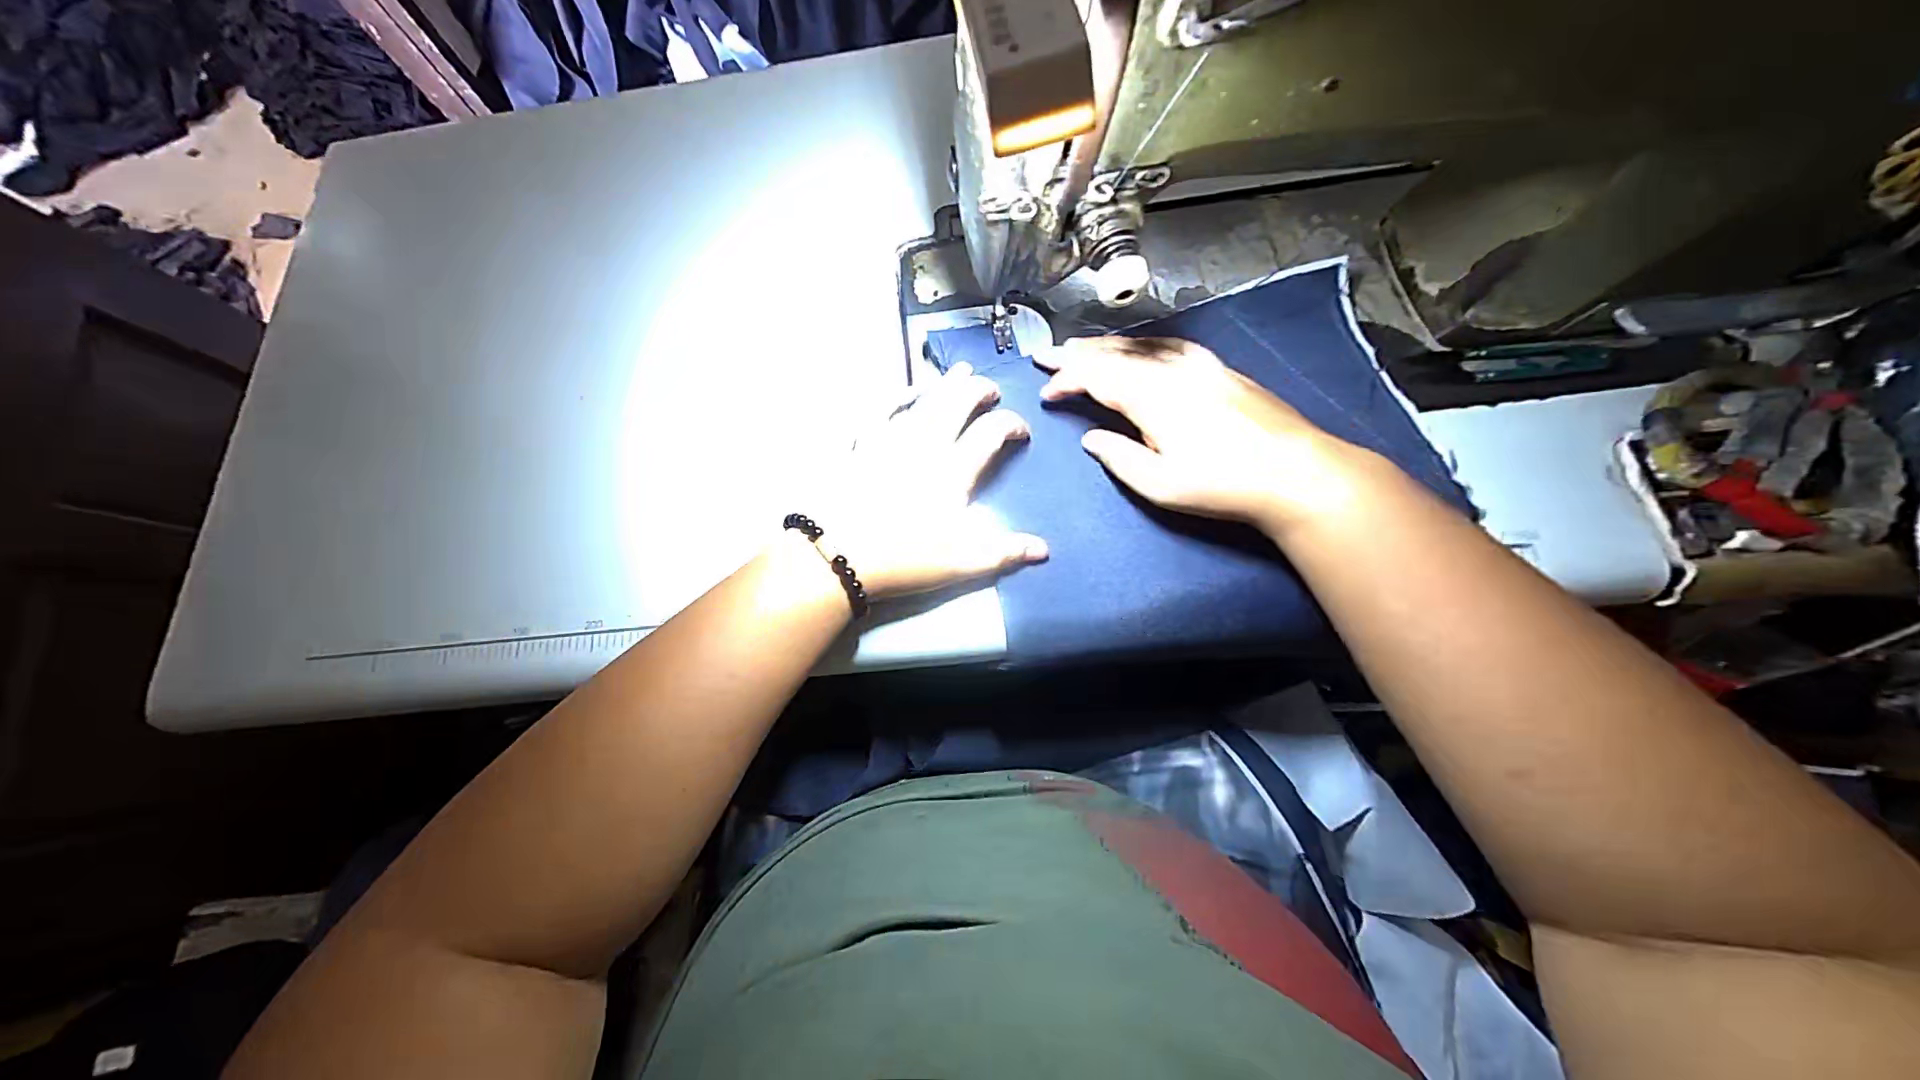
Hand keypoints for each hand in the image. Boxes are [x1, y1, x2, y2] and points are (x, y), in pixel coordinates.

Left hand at [800, 362, 1047, 598]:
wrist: (838, 553)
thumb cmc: (903, 558)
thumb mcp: (962, 562)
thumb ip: (1004, 552)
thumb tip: (1041, 550)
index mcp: (953, 470)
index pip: (991, 432)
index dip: (1012, 424)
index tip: (1020, 432)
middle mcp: (925, 445)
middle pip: (957, 403)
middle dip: (980, 390)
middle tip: (991, 390)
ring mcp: (890, 441)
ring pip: (923, 400)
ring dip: (945, 384)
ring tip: (959, 372)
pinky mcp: (861, 446)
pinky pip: (882, 410)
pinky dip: (898, 396)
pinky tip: (906, 391)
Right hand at [1035, 335, 1383, 534]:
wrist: (1296, 472)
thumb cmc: (1224, 484)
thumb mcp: (1160, 484)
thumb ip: (1119, 457)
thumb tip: (1092, 438)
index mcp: (1153, 396)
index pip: (1098, 376)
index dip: (1068, 379)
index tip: (1048, 390)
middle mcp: (1174, 370)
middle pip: (1117, 354)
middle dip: (1080, 353)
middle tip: (1051, 353)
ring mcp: (1201, 365)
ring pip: (1143, 346)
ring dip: (1109, 347)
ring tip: (1086, 347)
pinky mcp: (1221, 370)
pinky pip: (1168, 347)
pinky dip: (1142, 346)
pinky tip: (1141, 350)